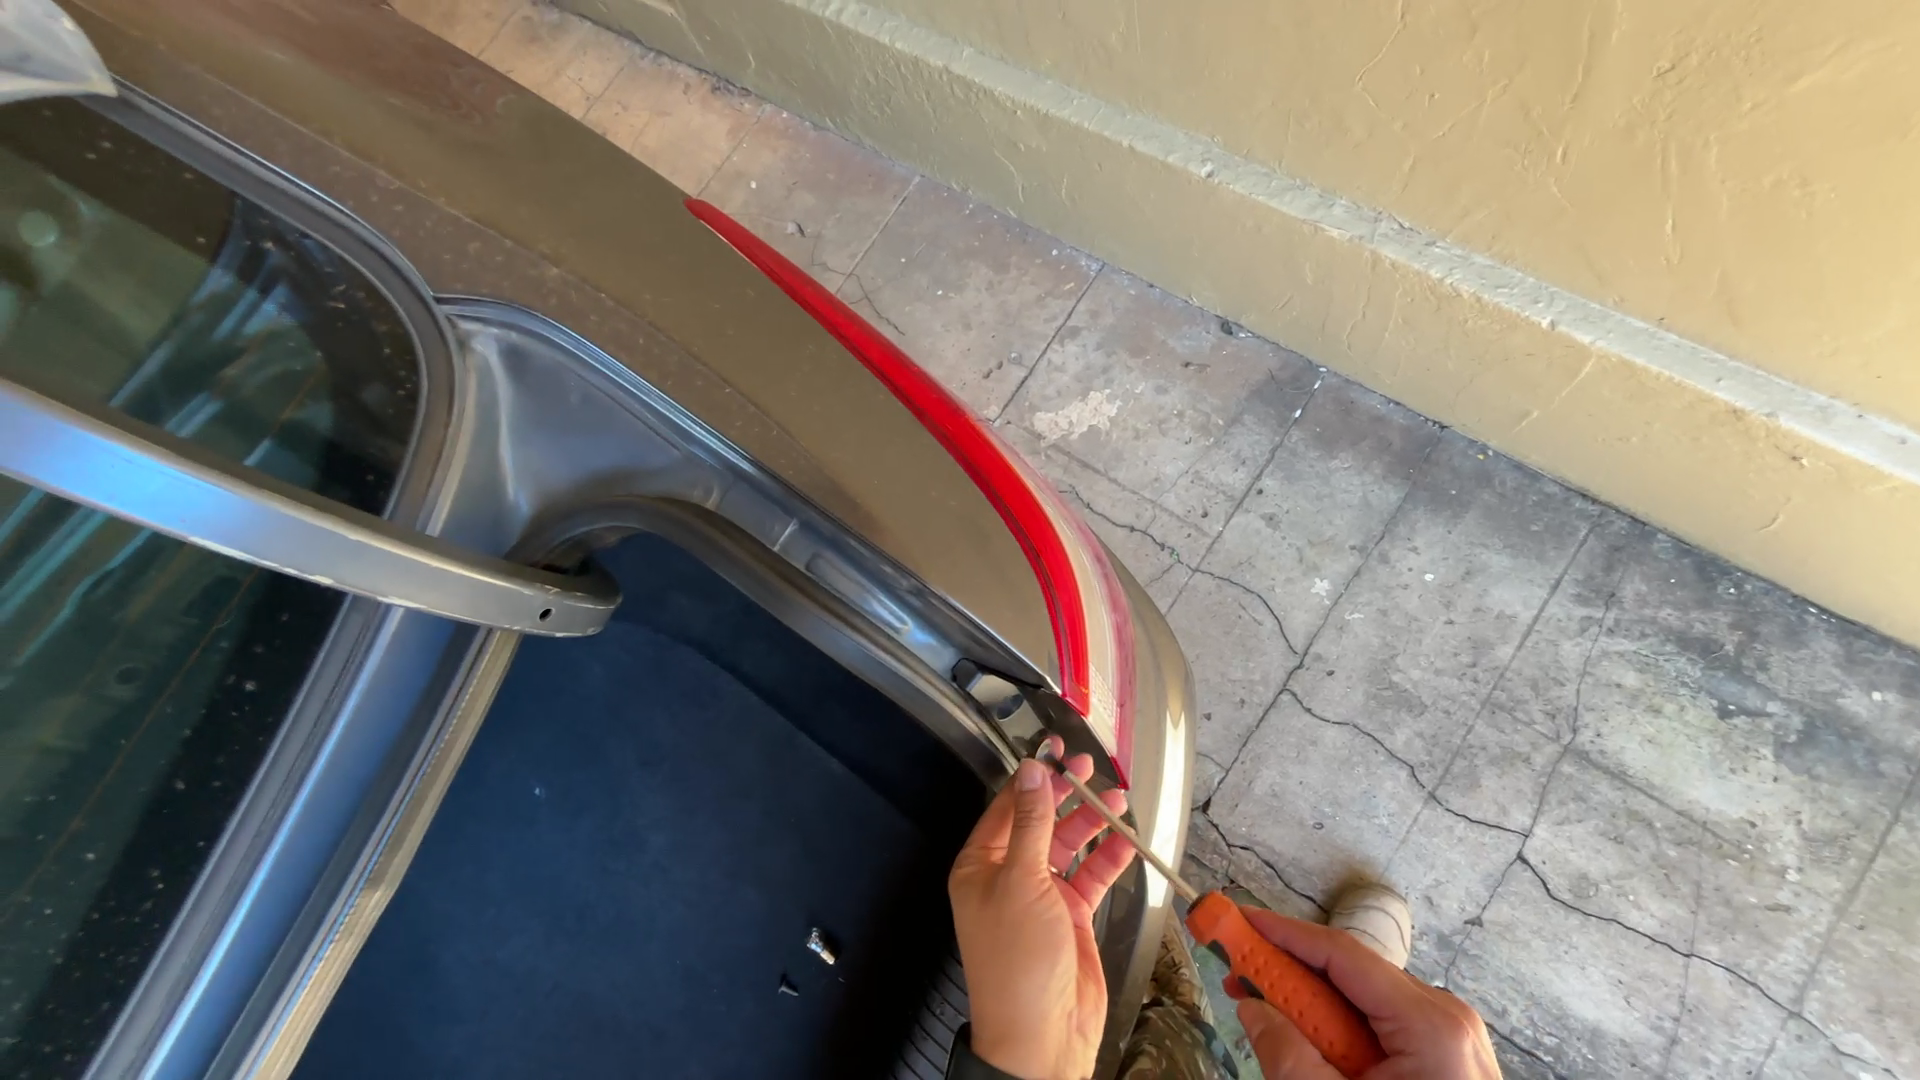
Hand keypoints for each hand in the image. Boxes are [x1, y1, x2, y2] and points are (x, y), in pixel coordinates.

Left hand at [948, 736, 1137, 1079]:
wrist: (1042, 1039)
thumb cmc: (1017, 960)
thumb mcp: (1022, 881)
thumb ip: (1032, 823)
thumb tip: (1032, 770)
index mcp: (981, 864)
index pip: (1007, 807)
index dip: (1032, 777)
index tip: (1056, 752)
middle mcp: (1008, 874)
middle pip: (1039, 821)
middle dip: (1065, 795)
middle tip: (1089, 768)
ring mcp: (1041, 894)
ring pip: (1068, 845)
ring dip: (1092, 823)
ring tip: (1118, 799)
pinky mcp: (1070, 914)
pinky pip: (1091, 875)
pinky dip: (1108, 857)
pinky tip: (1127, 840)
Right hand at [1226, 908, 1500, 1078]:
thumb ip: (1288, 1057)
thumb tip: (1251, 1007)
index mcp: (1429, 1024)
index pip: (1341, 952)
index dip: (1283, 931)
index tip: (1235, 919)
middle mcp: (1446, 1014)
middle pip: (1351, 971)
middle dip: (1290, 969)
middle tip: (1238, 975)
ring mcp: (1452, 1033)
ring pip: (1363, 995)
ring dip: (1311, 998)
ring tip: (1267, 1010)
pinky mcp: (1449, 1053)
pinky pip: (1381, 1019)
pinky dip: (1340, 1022)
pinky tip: (1309, 1035)